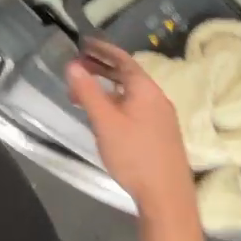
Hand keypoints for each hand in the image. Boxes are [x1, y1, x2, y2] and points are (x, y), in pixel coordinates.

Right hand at [67, 40, 197, 219]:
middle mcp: (157, 98)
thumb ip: (87, 91)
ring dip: (107, 86)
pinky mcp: (161, 133)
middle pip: (127, 74)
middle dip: (101, 67)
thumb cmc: (134, 155)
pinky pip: (135, 106)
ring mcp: (162, 117)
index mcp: (146, 90)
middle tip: (77, 65)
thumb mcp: (104, 122)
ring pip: (131, 92)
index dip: (102, 49)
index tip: (82, 43)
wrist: (168, 198)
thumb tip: (72, 64)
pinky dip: (116, 100)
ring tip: (83, 92)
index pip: (122, 59)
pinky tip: (105, 115)